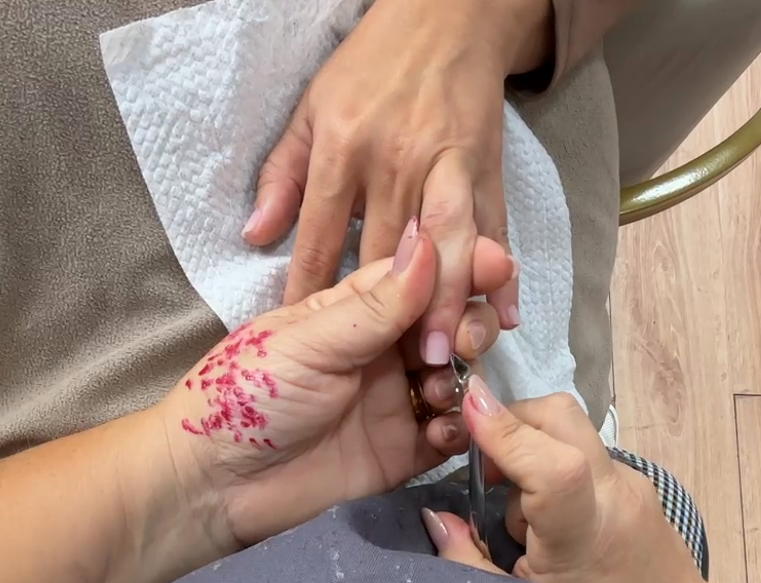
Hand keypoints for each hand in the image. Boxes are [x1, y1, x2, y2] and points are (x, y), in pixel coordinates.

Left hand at [160, 222, 514, 547]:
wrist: (216, 484)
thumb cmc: (248, 397)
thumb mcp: (309, 342)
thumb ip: (375, 305)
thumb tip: (428, 240)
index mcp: (355, 313)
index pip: (421, 279)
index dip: (461, 269)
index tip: (497, 265)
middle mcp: (381, 353)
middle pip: (449, 327)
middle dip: (469, 327)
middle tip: (464, 344)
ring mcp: (392, 404)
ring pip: (456, 380)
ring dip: (465, 379)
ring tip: (442, 391)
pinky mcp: (398, 453)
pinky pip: (445, 436)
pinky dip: (456, 429)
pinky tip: (443, 429)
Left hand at [242, 0, 551, 366]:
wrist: (448, 11)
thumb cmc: (370, 68)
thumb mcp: (310, 109)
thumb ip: (282, 176)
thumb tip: (256, 236)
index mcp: (342, 149)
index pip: (320, 236)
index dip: (309, 289)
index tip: (305, 338)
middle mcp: (395, 161)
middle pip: (392, 251)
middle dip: (392, 313)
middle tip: (398, 368)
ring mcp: (446, 166)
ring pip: (449, 244)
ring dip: (448, 303)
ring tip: (446, 354)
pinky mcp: (486, 170)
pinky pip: (494, 230)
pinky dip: (502, 273)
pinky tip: (505, 314)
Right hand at [421, 382, 717, 582]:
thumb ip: (470, 562)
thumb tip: (437, 515)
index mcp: (584, 537)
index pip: (552, 466)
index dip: (507, 432)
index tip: (467, 405)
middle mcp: (615, 495)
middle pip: (562, 416)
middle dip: (509, 418)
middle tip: (478, 460)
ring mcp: (631, 481)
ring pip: (569, 427)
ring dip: (527, 443)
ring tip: (511, 502)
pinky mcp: (634, 479)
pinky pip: (580, 447)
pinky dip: (547, 458)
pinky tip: (539, 508)